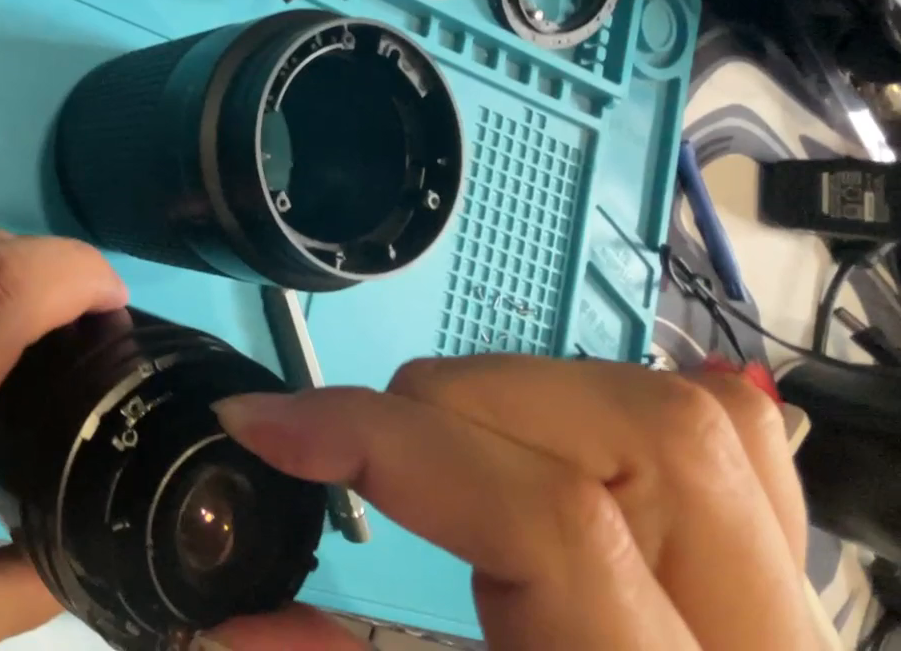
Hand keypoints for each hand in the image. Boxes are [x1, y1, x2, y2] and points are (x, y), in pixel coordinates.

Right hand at [206, 356, 815, 650]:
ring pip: (682, 414)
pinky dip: (593, 404)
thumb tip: (227, 623)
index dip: (377, 440)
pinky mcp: (780, 579)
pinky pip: (720, 433)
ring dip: (515, 393)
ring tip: (422, 441)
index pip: (541, 518)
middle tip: (354, 444)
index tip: (254, 421)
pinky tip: (526, 441)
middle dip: (451, 406)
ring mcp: (789, 611)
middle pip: (640, 436)